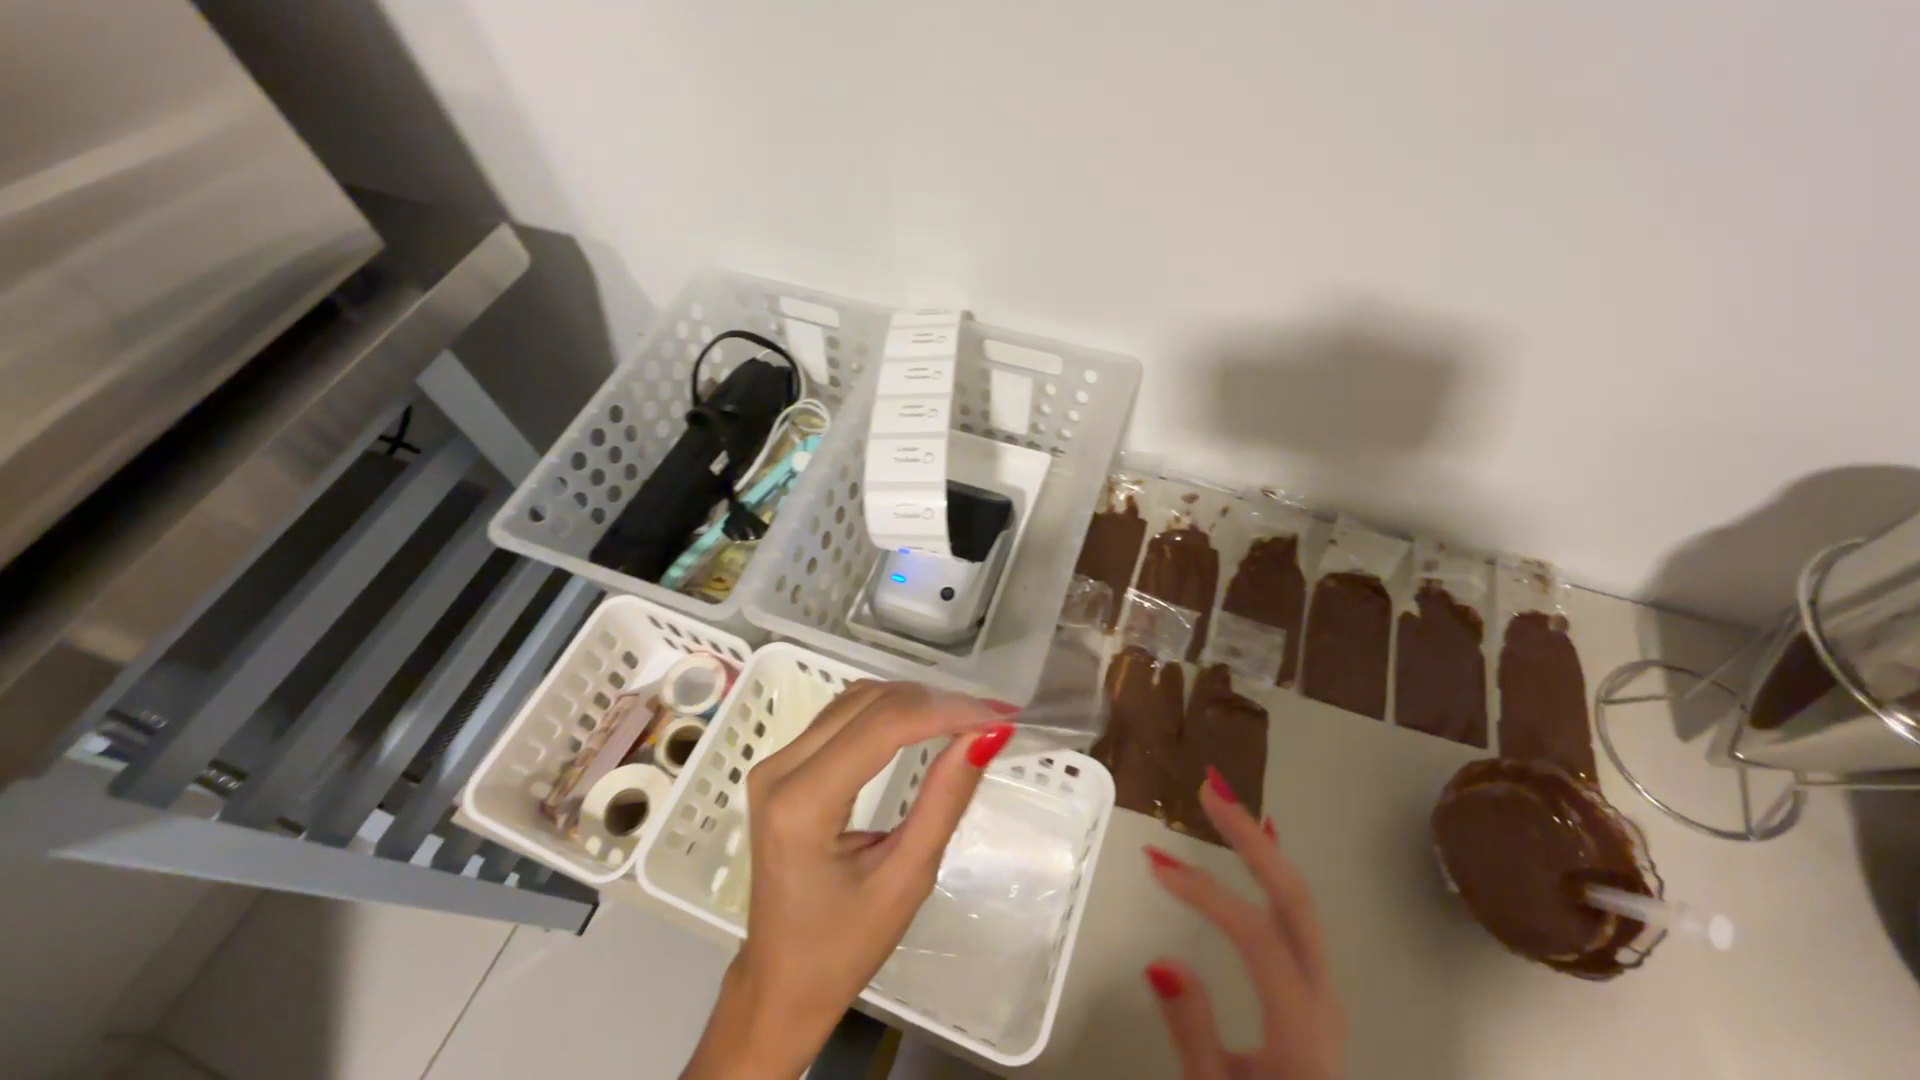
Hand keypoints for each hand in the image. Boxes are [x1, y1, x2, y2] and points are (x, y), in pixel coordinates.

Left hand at [682, 681, 1015, 1078]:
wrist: (782, 980)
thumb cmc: (844, 946)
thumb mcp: (906, 879)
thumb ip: (944, 801)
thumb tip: (987, 737)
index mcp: (802, 804)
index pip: (883, 727)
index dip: (946, 711)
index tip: (1001, 717)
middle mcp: (779, 770)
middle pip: (867, 704)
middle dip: (935, 702)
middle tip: (993, 719)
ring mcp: (775, 764)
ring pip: (854, 702)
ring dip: (913, 702)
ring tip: (968, 719)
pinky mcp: (782, 768)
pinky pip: (840, 719)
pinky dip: (888, 713)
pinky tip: (926, 723)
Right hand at [1142, 767, 1343, 1079]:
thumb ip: (1192, 1031)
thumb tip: (1159, 959)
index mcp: (1298, 1026)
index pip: (1254, 936)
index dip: (1206, 892)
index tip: (1154, 864)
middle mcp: (1323, 998)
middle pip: (1295, 900)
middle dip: (1250, 838)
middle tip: (1209, 787)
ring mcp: (1326, 992)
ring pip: (1303, 903)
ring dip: (1263, 848)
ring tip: (1228, 804)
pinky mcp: (1316, 993)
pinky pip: (1301, 919)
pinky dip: (1274, 873)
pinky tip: (1259, 851)